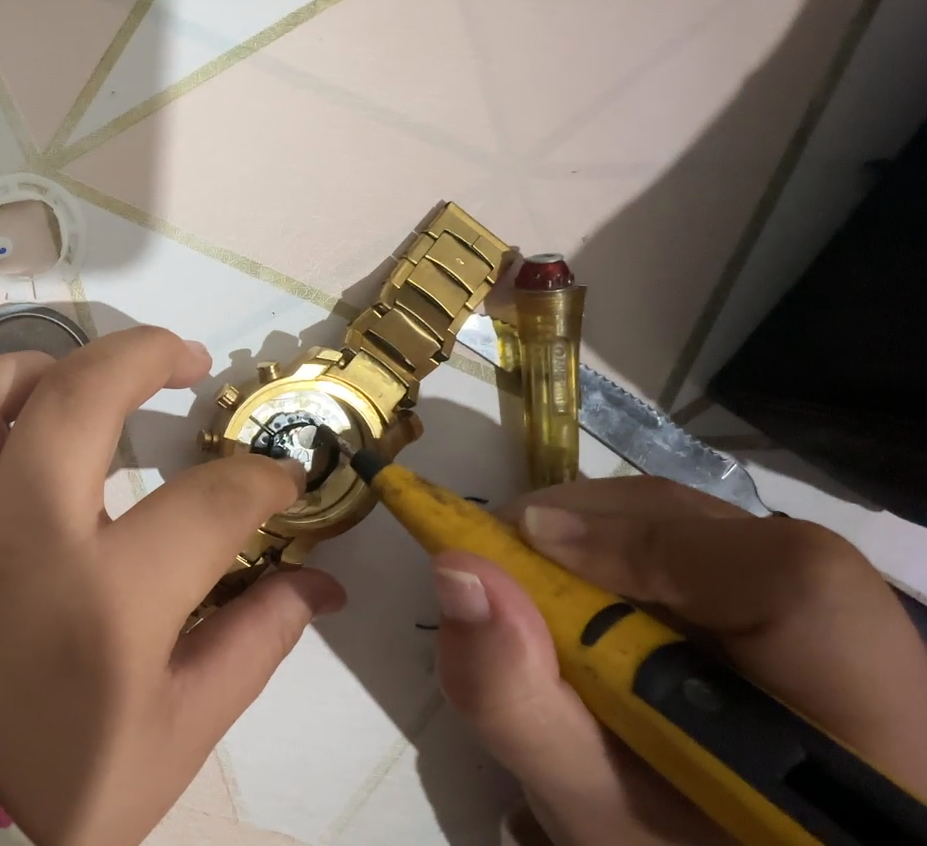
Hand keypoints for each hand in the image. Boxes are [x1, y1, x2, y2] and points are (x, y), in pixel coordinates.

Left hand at [0, 327, 345, 845]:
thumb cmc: (63, 788)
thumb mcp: (175, 734)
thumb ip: (249, 644)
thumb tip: (315, 580)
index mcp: (104, 603)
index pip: (209, 503)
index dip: (259, 478)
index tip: (273, 478)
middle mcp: (13, 545)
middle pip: (77, 398)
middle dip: (140, 354)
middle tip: (175, 358)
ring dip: (23, 371)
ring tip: (62, 382)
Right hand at [431, 477, 926, 843]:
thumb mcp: (589, 811)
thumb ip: (519, 703)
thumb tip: (456, 568)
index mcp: (866, 728)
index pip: (791, 582)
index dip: (647, 542)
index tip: (521, 545)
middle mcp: (886, 663)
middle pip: (741, 537)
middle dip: (596, 526)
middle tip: (499, 558)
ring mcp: (857, 637)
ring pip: (718, 532)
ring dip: (600, 536)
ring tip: (532, 582)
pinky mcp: (810, 623)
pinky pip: (711, 550)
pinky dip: (621, 553)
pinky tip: (585, 600)